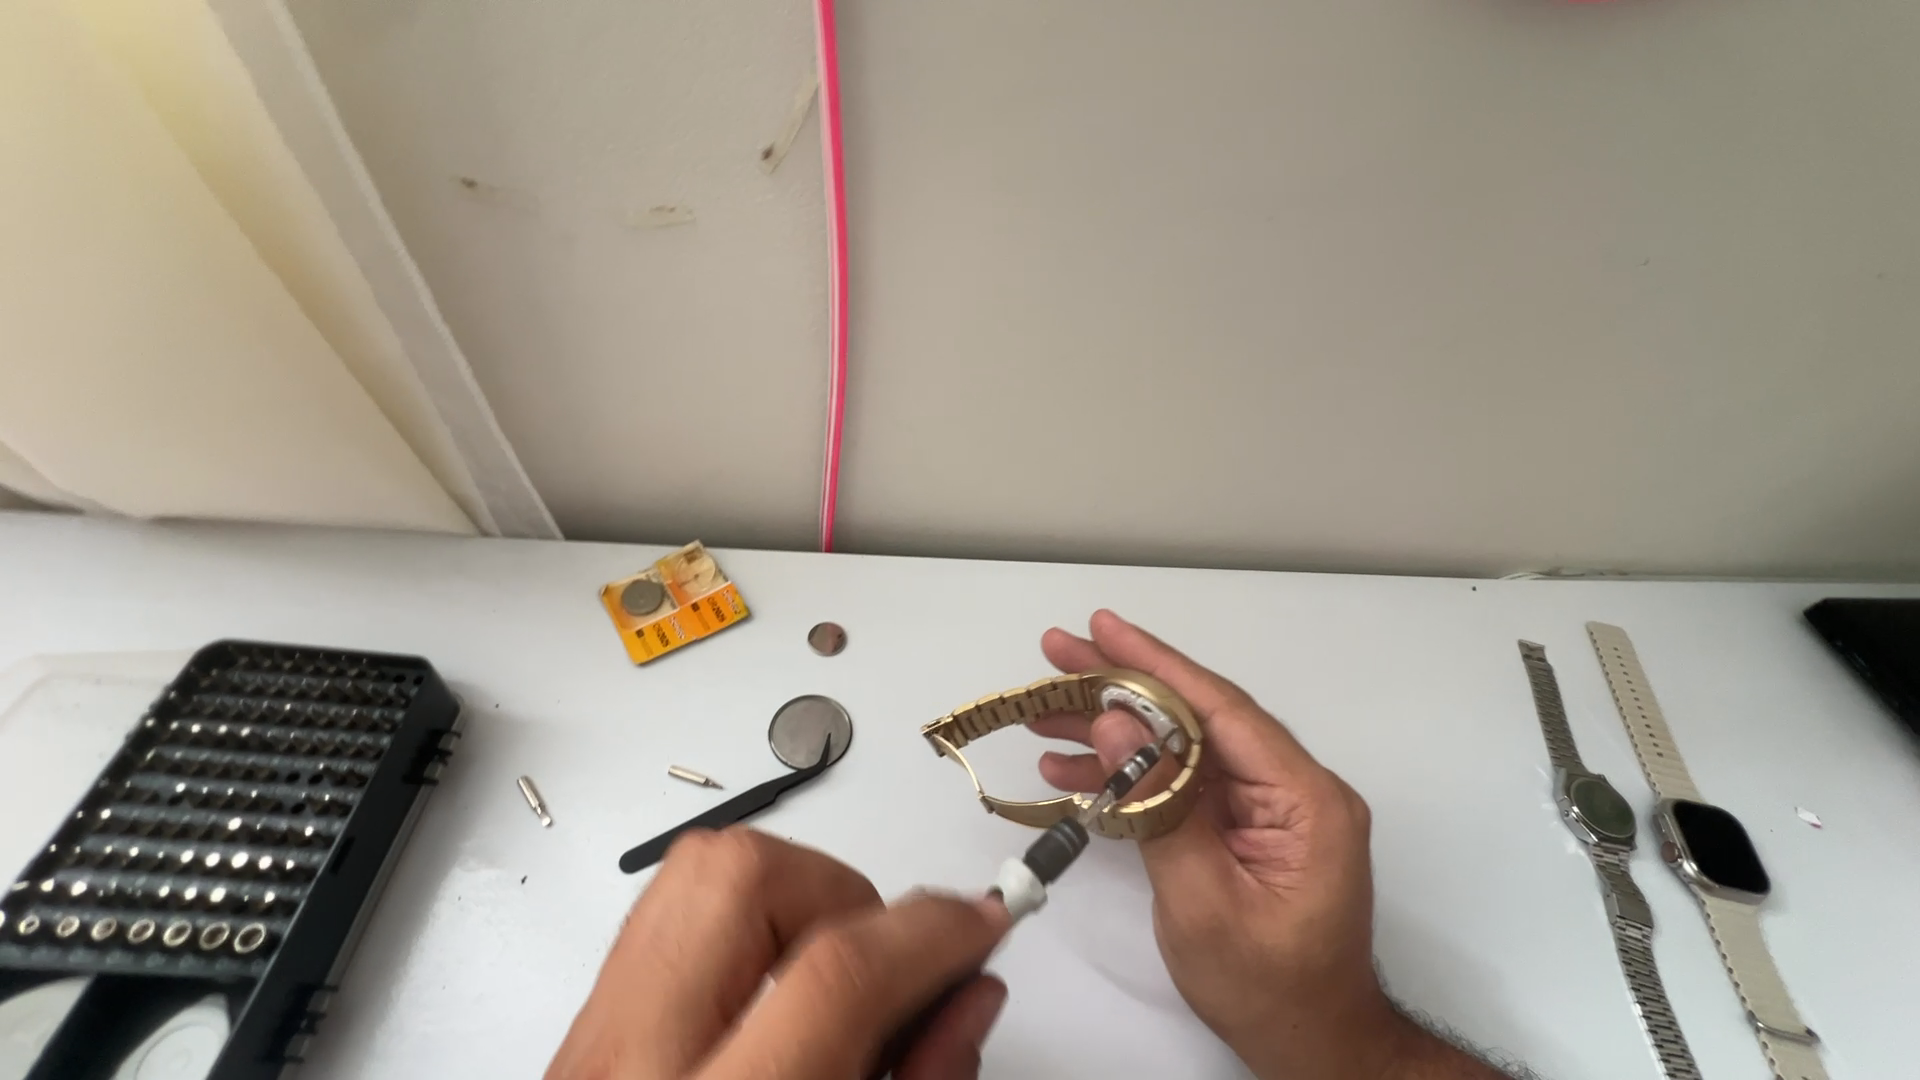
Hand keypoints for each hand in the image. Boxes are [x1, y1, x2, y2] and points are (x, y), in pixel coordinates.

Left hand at [547, 828, 1010, 1079]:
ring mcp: (596, 1032)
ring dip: (798, 890)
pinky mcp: (593, 1015)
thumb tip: (974, 987)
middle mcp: (631, 1066)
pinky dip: (749, 904)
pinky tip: (781, 965)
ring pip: (704, 867)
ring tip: (835, 961)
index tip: (983, 922)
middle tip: (890, 956)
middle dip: (848, 893)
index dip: (931, 934)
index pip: (836, 977)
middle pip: (745, 883)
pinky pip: (677, 899)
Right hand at [1033, 611, 1503, 1079]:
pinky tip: (1068, 769)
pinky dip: (1123, 774)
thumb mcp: (1202, 899)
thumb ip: (1158, 804)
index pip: (1219, 709)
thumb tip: (1115, 722)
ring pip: (1176, 743)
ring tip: (1043, 712)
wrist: (1309, 1046)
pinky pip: (1175, 780)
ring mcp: (1261, 802)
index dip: (1155, 663)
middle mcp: (1287, 784)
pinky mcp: (1236, 820)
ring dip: (1109, 728)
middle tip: (1056, 651)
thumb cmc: (1265, 987)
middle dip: (1120, 682)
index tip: (1102, 627)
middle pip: (1193, 714)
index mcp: (1303, 797)